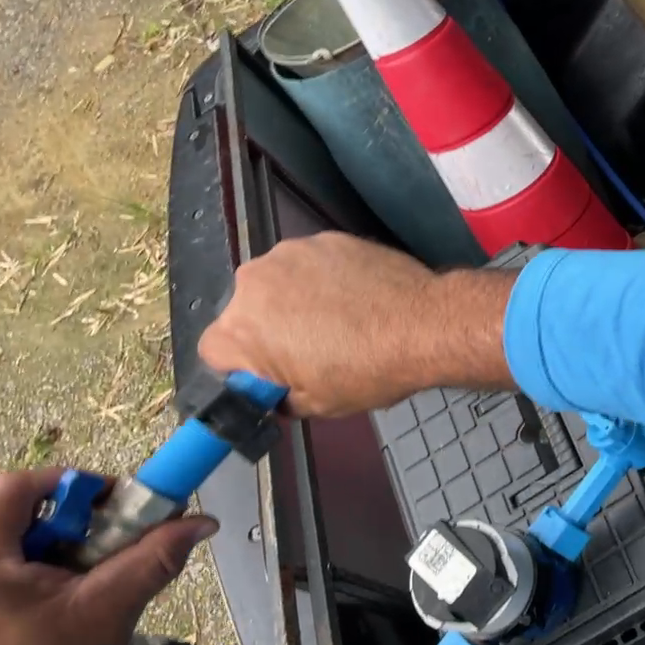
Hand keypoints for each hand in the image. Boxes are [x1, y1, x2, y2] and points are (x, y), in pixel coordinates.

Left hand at [0, 470, 217, 644]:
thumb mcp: (111, 612)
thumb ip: (154, 557)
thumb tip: (201, 522)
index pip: (17, 486)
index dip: (78, 487)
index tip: (122, 508)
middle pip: (4, 522)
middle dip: (67, 535)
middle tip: (109, 564)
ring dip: (44, 564)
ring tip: (79, 603)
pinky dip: (16, 589)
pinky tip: (43, 625)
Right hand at [199, 231, 517, 416]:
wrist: (427, 325)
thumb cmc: (373, 369)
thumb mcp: (323, 405)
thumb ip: (285, 400)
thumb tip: (279, 397)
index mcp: (241, 329)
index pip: (216, 353)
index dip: (244, 369)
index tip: (273, 377)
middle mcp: (252, 282)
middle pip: (247, 313)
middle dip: (274, 333)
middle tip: (319, 353)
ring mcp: (290, 253)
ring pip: (281, 285)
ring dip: (301, 303)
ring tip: (347, 326)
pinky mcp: (326, 239)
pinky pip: (315, 265)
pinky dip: (331, 281)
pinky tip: (363, 301)